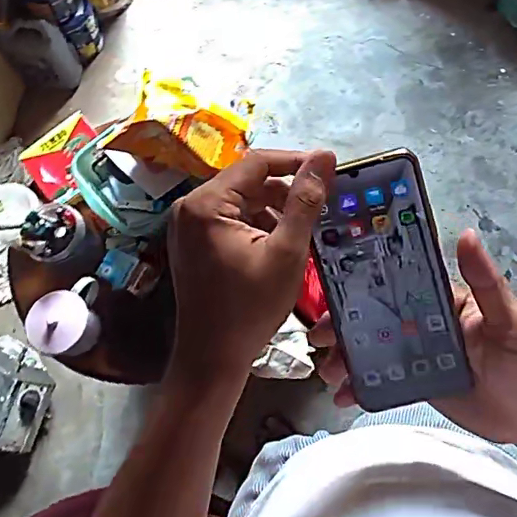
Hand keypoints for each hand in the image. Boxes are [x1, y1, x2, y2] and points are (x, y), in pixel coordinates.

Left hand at [166, 149, 334, 386]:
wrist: (212, 359)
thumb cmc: (249, 309)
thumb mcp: (286, 252)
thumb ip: (305, 201)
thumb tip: (324, 157)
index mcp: (206, 204)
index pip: (256, 163)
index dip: (295, 162)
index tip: (328, 170)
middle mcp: (190, 207)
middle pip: (248, 182)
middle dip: (284, 193)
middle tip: (319, 210)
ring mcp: (188, 225)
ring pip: (241, 201)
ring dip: (273, 212)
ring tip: (300, 235)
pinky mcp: (193, 242)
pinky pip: (231, 220)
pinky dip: (257, 226)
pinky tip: (278, 247)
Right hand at [313, 229, 516, 445]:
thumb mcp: (511, 320)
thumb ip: (487, 282)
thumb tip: (467, 235)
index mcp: (440, 298)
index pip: (396, 281)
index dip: (363, 282)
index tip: (333, 284)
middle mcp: (421, 320)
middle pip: (372, 315)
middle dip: (341, 322)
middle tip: (319, 333)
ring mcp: (413, 351)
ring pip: (369, 348)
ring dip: (344, 355)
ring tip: (328, 369)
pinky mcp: (411, 381)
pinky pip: (378, 379)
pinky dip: (357, 386)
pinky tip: (343, 395)